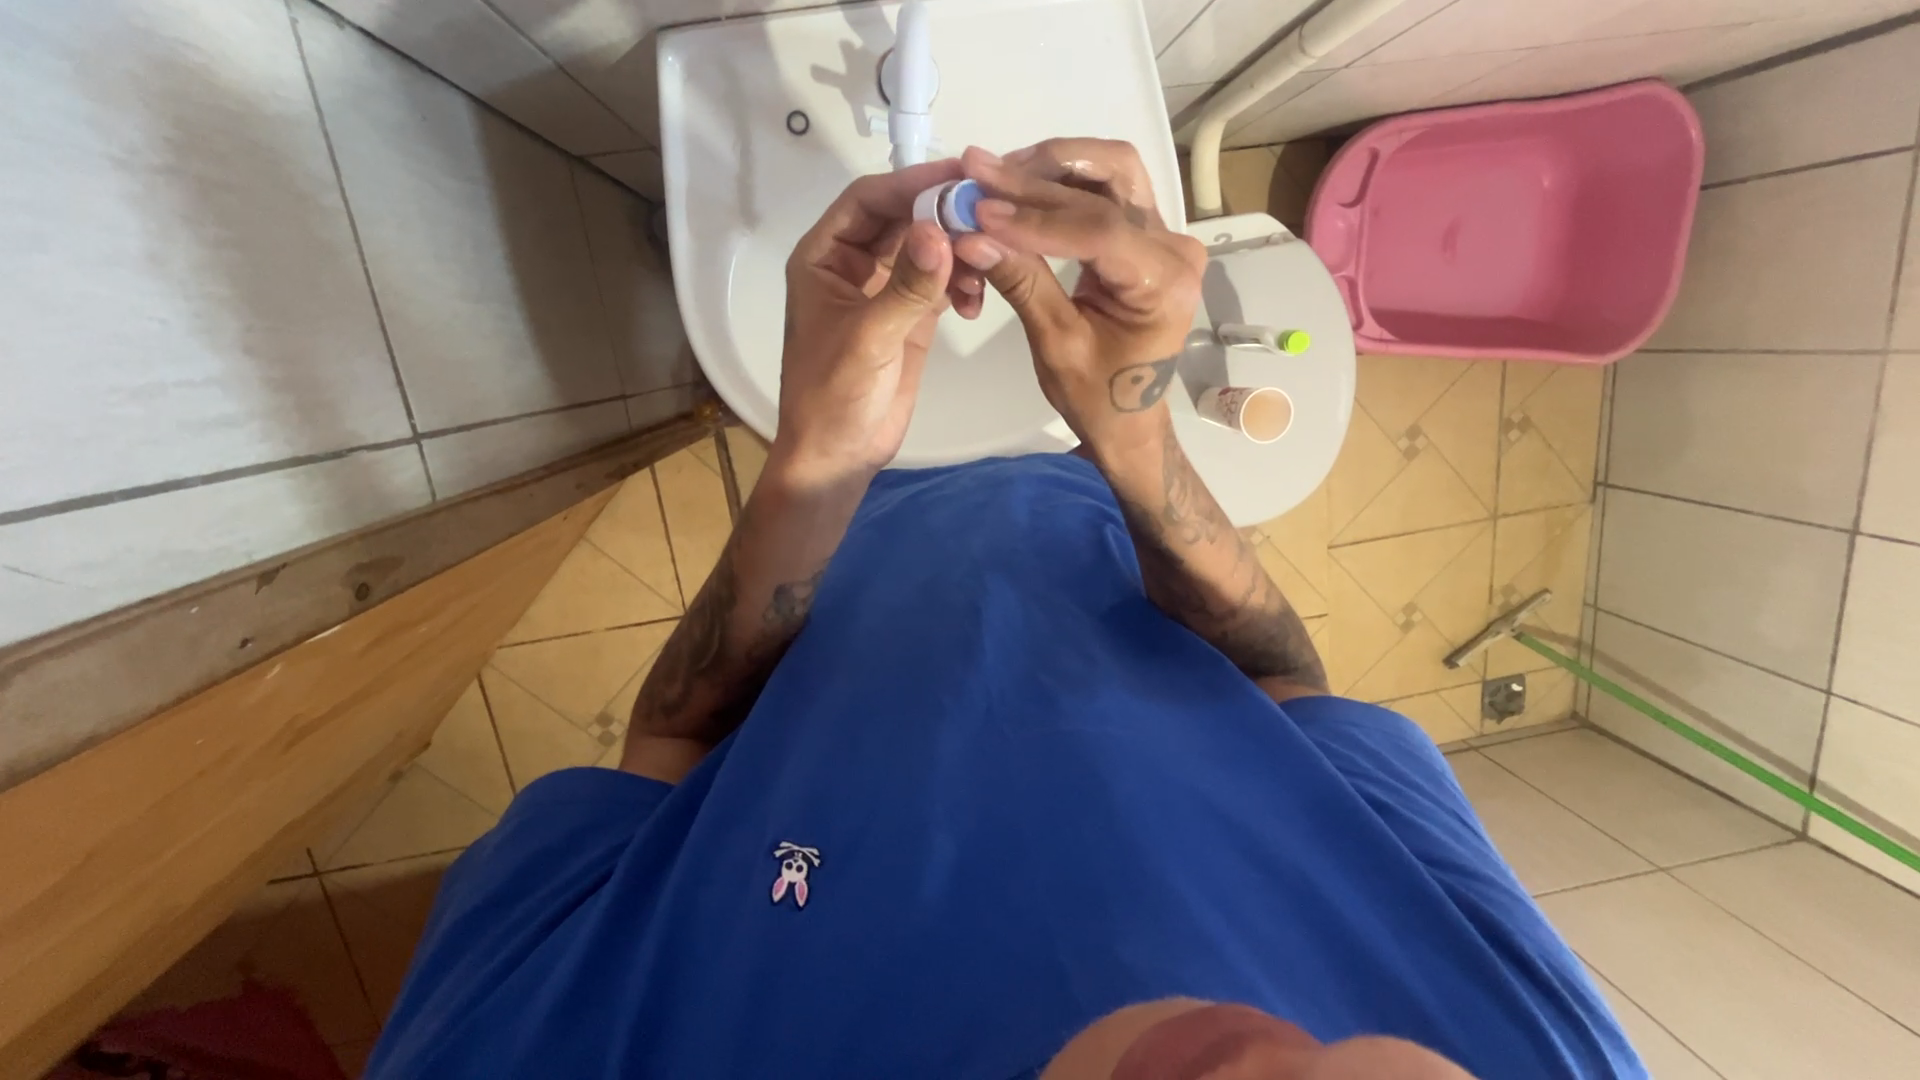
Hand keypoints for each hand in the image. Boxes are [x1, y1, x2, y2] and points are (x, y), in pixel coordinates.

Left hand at [777, 161, 972, 482]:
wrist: (839, 456)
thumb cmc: (833, 396)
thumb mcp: (868, 339)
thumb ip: (906, 287)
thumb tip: (939, 231)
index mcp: (825, 257)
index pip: (868, 201)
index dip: (911, 184)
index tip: (960, 178)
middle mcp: (855, 265)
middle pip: (903, 219)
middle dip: (943, 218)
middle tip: (989, 220)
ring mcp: (885, 291)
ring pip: (927, 249)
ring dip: (957, 253)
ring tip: (984, 270)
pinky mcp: (910, 318)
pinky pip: (941, 283)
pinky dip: (961, 284)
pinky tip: (975, 301)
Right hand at [952, 140, 1205, 454]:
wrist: (1128, 419)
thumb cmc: (1098, 397)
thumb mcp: (1056, 345)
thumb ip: (1021, 283)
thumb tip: (970, 236)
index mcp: (1164, 282)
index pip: (1098, 229)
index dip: (1035, 216)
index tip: (979, 208)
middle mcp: (1174, 246)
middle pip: (1112, 178)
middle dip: (1040, 174)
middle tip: (978, 171)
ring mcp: (1164, 235)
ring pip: (1111, 172)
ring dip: (1051, 167)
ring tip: (995, 176)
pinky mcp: (1146, 235)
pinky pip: (1106, 191)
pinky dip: (1060, 184)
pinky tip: (1018, 187)